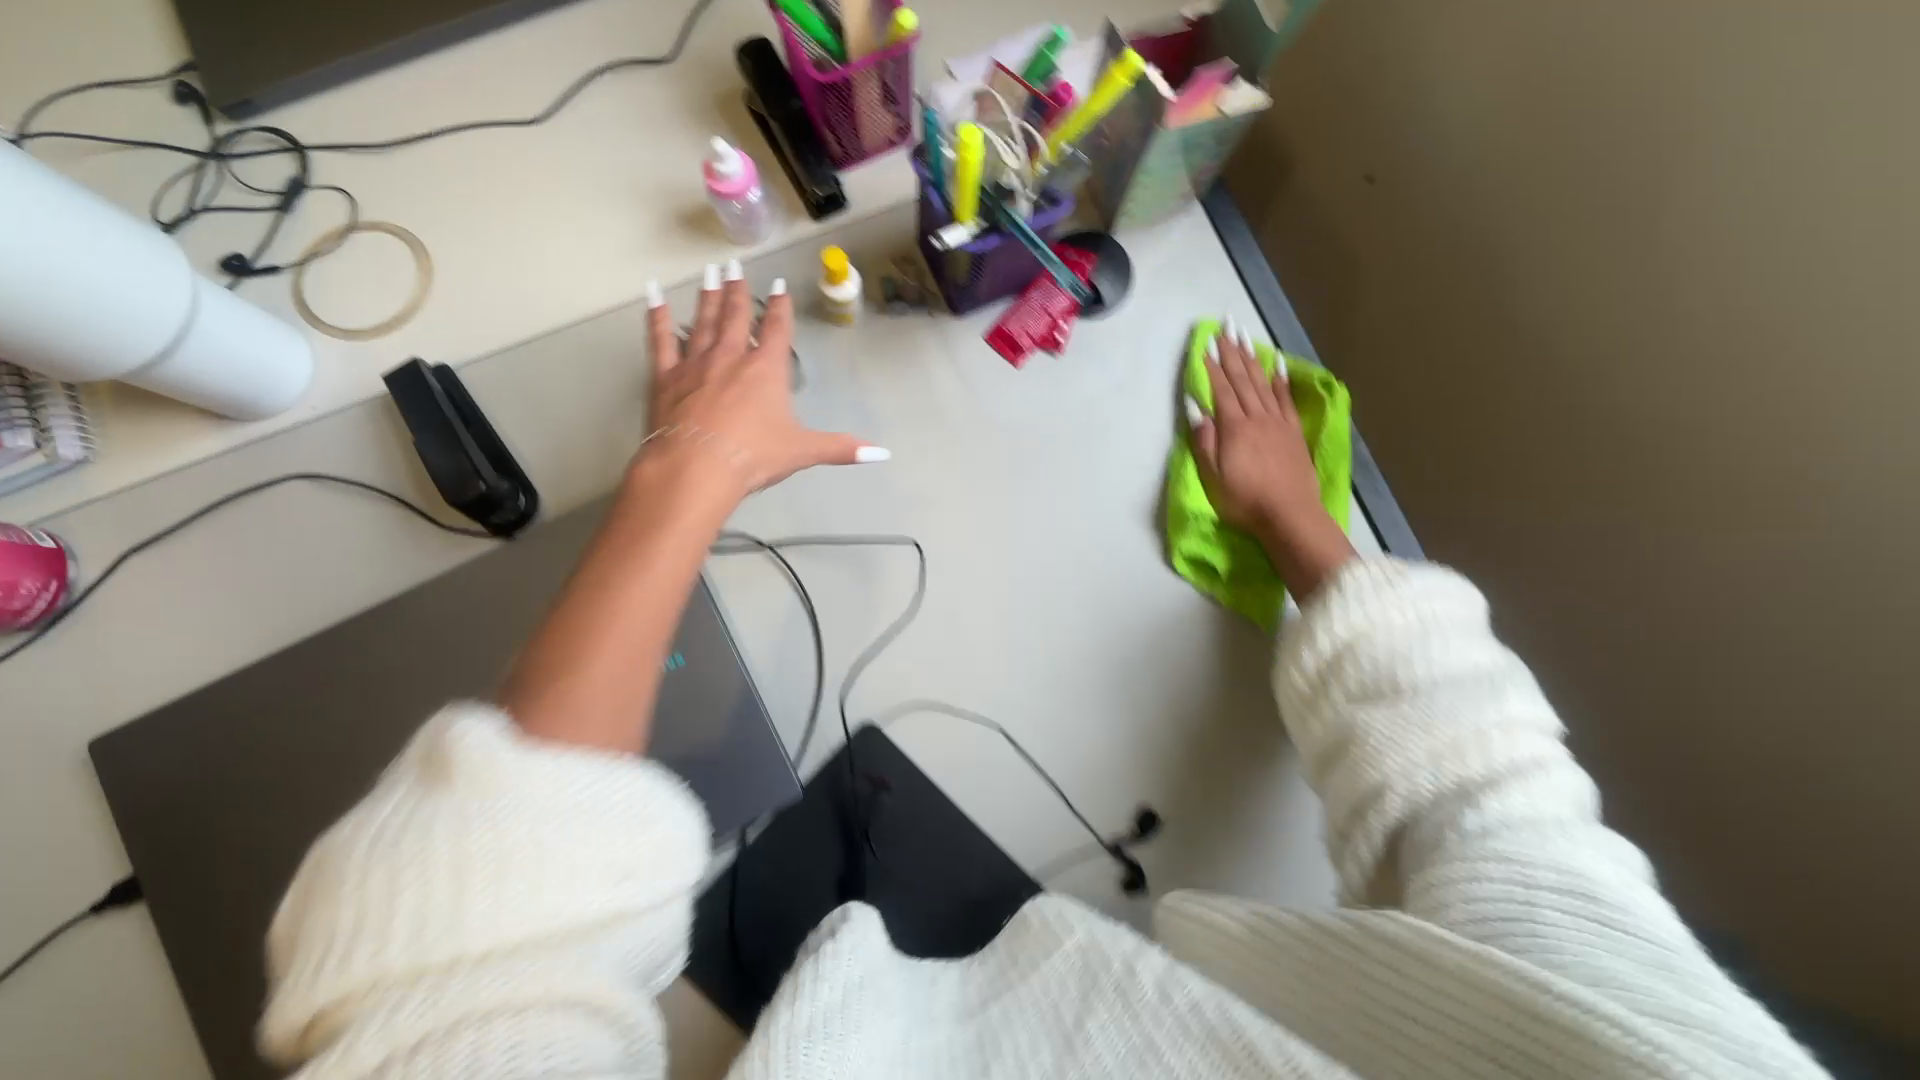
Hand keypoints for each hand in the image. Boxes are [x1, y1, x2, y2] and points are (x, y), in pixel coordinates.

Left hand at [643, 262, 886, 503]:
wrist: (696, 468)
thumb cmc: (753, 457)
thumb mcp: (802, 452)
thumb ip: (841, 448)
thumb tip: (882, 453)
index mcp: (766, 369)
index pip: (777, 330)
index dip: (781, 307)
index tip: (780, 286)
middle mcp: (731, 356)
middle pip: (737, 316)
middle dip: (739, 290)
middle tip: (736, 265)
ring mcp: (695, 363)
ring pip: (703, 321)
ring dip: (709, 296)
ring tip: (711, 273)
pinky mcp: (666, 377)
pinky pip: (661, 340)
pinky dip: (657, 317)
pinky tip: (654, 296)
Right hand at [1187, 321, 1354, 599]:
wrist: (1290, 515)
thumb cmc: (1244, 500)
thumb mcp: (1213, 476)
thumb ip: (1205, 440)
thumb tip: (1196, 409)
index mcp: (1234, 427)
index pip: (1220, 389)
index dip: (1211, 366)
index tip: (1205, 344)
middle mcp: (1257, 417)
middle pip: (1242, 378)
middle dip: (1231, 351)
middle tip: (1224, 327)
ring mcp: (1278, 421)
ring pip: (1262, 382)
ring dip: (1252, 357)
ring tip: (1244, 335)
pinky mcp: (1293, 430)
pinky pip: (1285, 397)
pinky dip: (1279, 378)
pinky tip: (1275, 363)